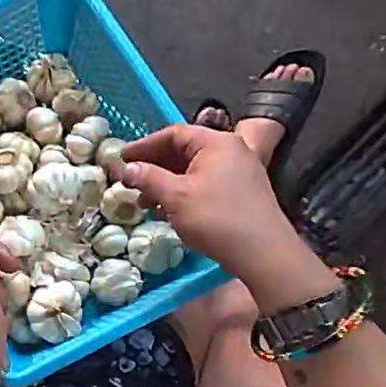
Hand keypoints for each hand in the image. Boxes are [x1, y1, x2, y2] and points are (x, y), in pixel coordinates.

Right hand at [120, 125, 336, 310]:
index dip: (144, 145)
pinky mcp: (241, 192)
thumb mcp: (175, 196)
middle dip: (154, 166)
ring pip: (193, 169)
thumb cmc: (216, 218)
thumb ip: (148, 178)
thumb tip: (127, 168)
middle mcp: (231, 150)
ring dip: (166, 183)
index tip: (122, 159)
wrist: (263, 253)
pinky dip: (183, 192)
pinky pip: (205, 183)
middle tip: (130, 181)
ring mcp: (239, 171)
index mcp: (216, 143)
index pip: (173, 134)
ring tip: (146, 202)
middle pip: (183, 150)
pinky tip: (168, 210)